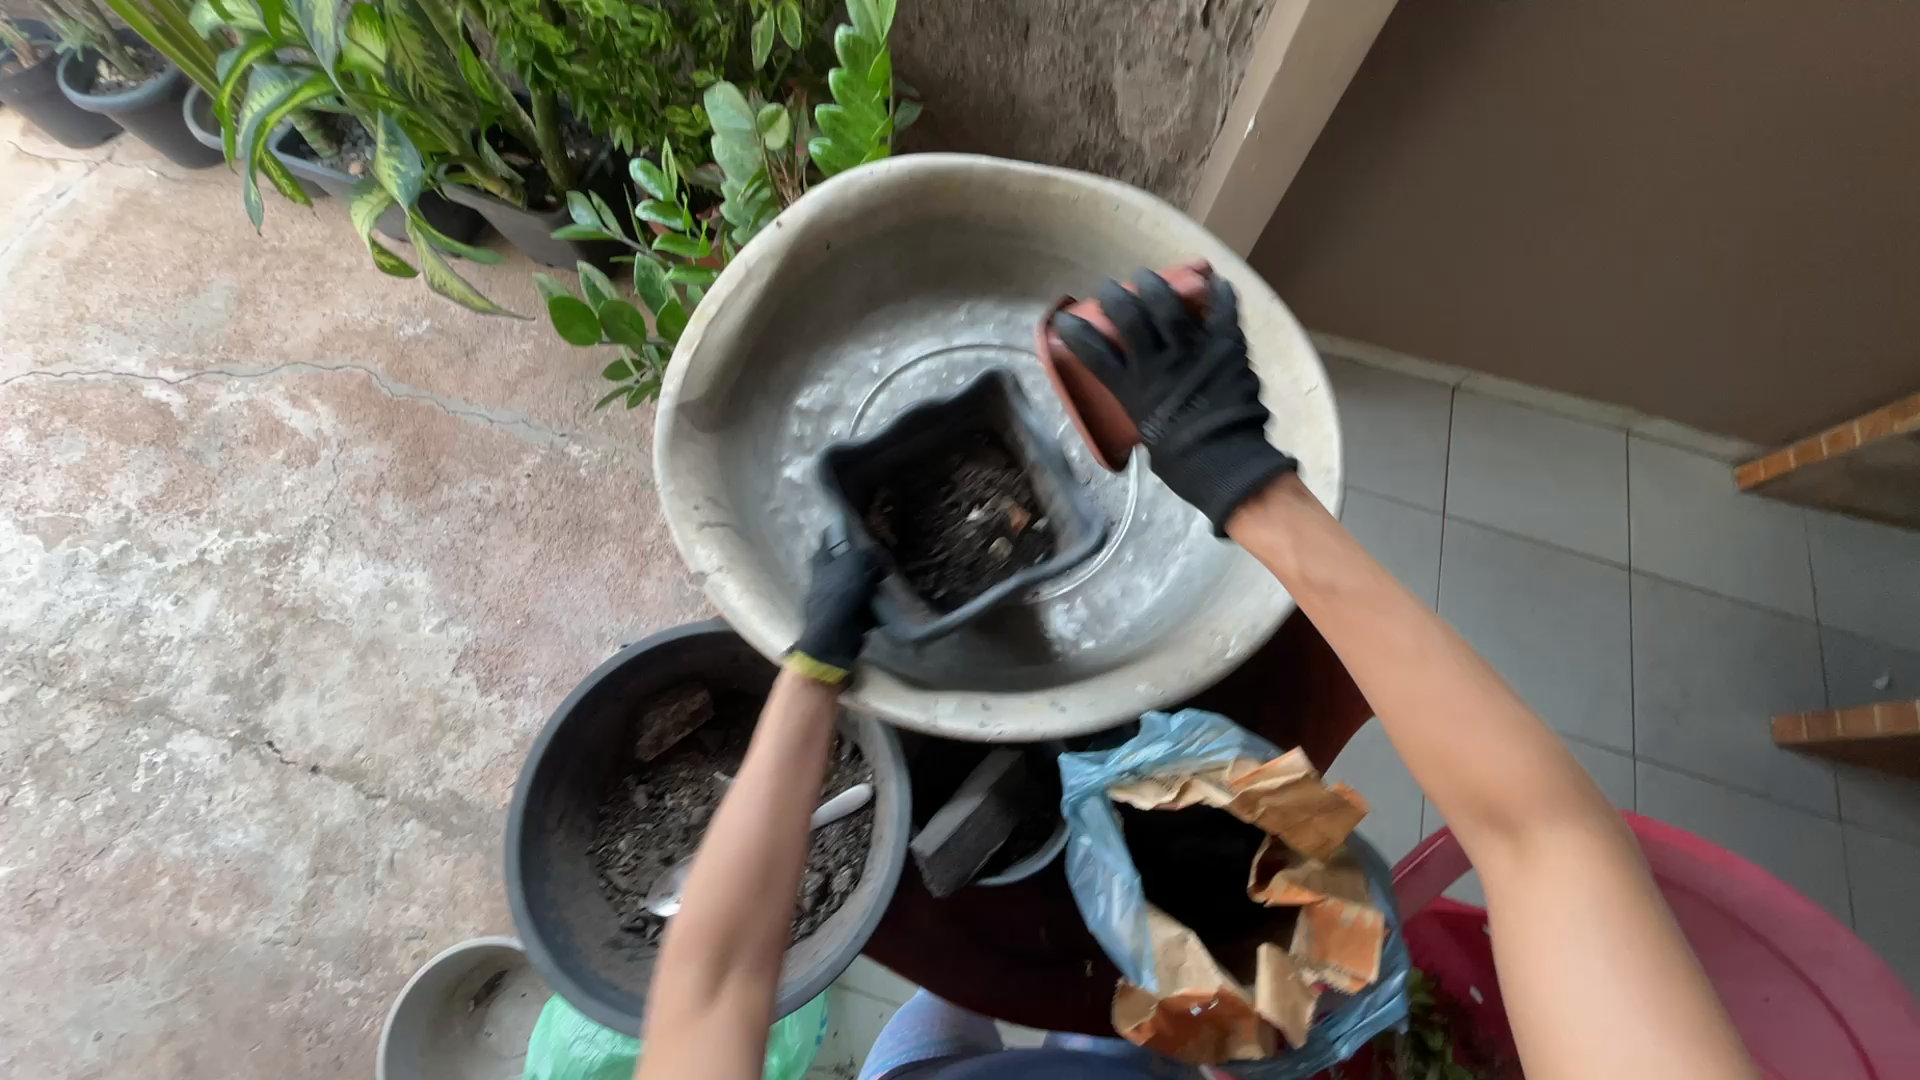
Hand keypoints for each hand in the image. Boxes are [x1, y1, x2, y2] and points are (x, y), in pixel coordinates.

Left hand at [786, 533, 883, 684]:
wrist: (834, 636)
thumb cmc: (841, 595)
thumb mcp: (856, 565)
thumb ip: (867, 555)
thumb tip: (876, 553)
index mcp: (822, 564)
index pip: (826, 542)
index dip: (833, 533)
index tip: (843, 524)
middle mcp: (825, 581)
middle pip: (840, 565)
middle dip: (854, 559)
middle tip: (874, 551)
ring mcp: (834, 601)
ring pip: (852, 585)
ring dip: (866, 582)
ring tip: (884, 575)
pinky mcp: (845, 618)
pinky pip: (862, 606)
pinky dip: (872, 604)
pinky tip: (885, 601)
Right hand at [1050, 270, 1296, 533]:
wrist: (1223, 461)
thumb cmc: (1179, 462)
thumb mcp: (1147, 435)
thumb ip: (1145, 412)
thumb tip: (1148, 406)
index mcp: (1131, 389)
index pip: (1093, 352)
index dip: (1075, 332)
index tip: (1064, 319)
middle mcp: (1156, 362)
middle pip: (1129, 318)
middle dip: (1114, 297)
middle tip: (1107, 288)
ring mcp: (1192, 351)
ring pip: (1168, 306)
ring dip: (1155, 287)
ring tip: (1146, 278)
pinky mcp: (1225, 347)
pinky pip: (1223, 312)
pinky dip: (1220, 295)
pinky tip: (1216, 282)